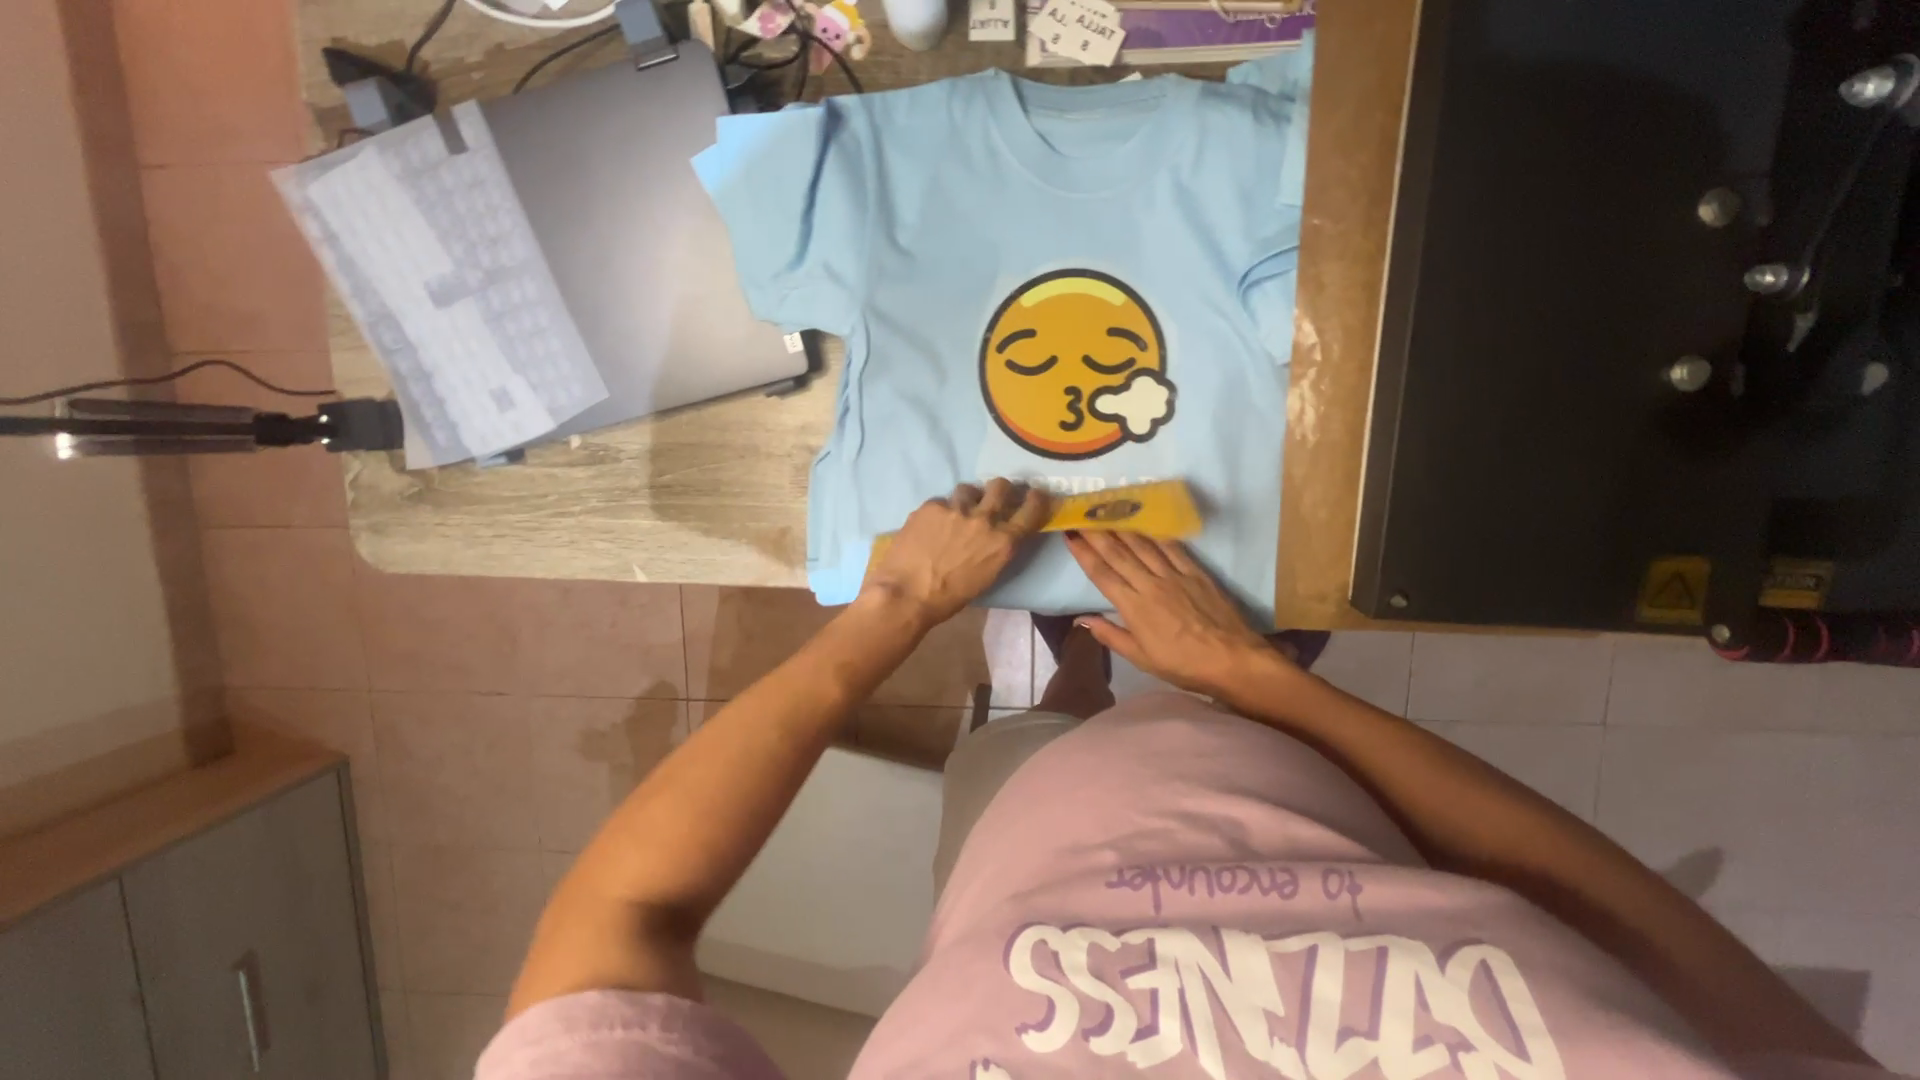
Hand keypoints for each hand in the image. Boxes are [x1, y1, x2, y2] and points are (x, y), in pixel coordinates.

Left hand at [861, 479, 1050, 629]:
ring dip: (967, 498)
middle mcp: (985, 520)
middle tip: (993, 495)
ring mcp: (956, 509)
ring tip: (956, 511)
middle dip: (1000, 488)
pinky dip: (938, 512)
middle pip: (1001, 486)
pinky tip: (929, 527)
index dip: (1036, 498)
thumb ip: (995, 551)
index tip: (1034, 493)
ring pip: (968, 488)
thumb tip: (995, 538)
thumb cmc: (948, 598)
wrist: (907, 594)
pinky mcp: (931, 506)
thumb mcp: (986, 577)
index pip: (1031, 510)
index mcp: (1003, 543)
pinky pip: (940, 501)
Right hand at [1064, 530, 1285, 697]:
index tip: (1069, 535)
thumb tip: (1081, 619)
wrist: (1231, 659)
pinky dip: (1155, 534)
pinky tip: (1145, 524)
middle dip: (1096, 533)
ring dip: (1122, 527)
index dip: (1083, 553)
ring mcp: (1174, 575)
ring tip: (1107, 512)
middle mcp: (1150, 584)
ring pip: (1142, 545)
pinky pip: (1172, 547)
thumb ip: (1111, 635)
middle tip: (1081, 514)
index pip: (1102, 574)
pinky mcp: (1196, 572)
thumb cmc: (1183, 665)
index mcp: (1133, 606)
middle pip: (1118, 553)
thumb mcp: (1141, 658)